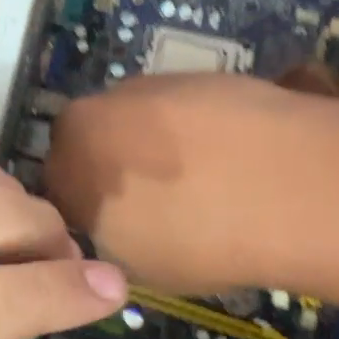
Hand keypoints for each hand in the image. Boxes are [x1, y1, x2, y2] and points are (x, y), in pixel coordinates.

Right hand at [43, 71, 338, 294]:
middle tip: (159, 203)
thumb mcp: (136, 264)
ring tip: (210, 182)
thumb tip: (120, 225)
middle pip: (94, 140)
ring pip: (140, 118)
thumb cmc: (195, 240)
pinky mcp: (197, 73)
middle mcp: (92, 114)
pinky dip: (201, 128)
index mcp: (66, 163)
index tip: (116, 228)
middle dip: (117, 165)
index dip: (87, 209)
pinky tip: (237, 160)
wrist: (279, 184)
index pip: (58, 187)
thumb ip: (111, 236)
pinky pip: (186, 108)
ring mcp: (146, 87)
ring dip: (160, 143)